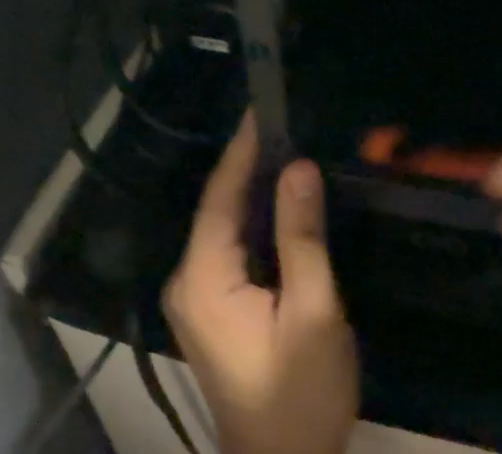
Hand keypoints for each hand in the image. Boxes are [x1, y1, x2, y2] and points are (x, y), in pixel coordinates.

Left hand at [164, 113, 357, 453]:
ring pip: (227, 228)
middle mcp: (188, 280)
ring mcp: (197, 297)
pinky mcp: (213, 309)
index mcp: (203, 278)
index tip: (265, 107)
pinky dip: (258, 224)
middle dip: (253, 166)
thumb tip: (298, 167)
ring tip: (293, 150)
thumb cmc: (299, 394)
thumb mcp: (312, 312)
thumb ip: (302, 237)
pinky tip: (286, 205)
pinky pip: (233, 250)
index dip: (243, 150)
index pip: (220, 197)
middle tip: (290, 123)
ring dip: (258, 193)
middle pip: (220, 208)